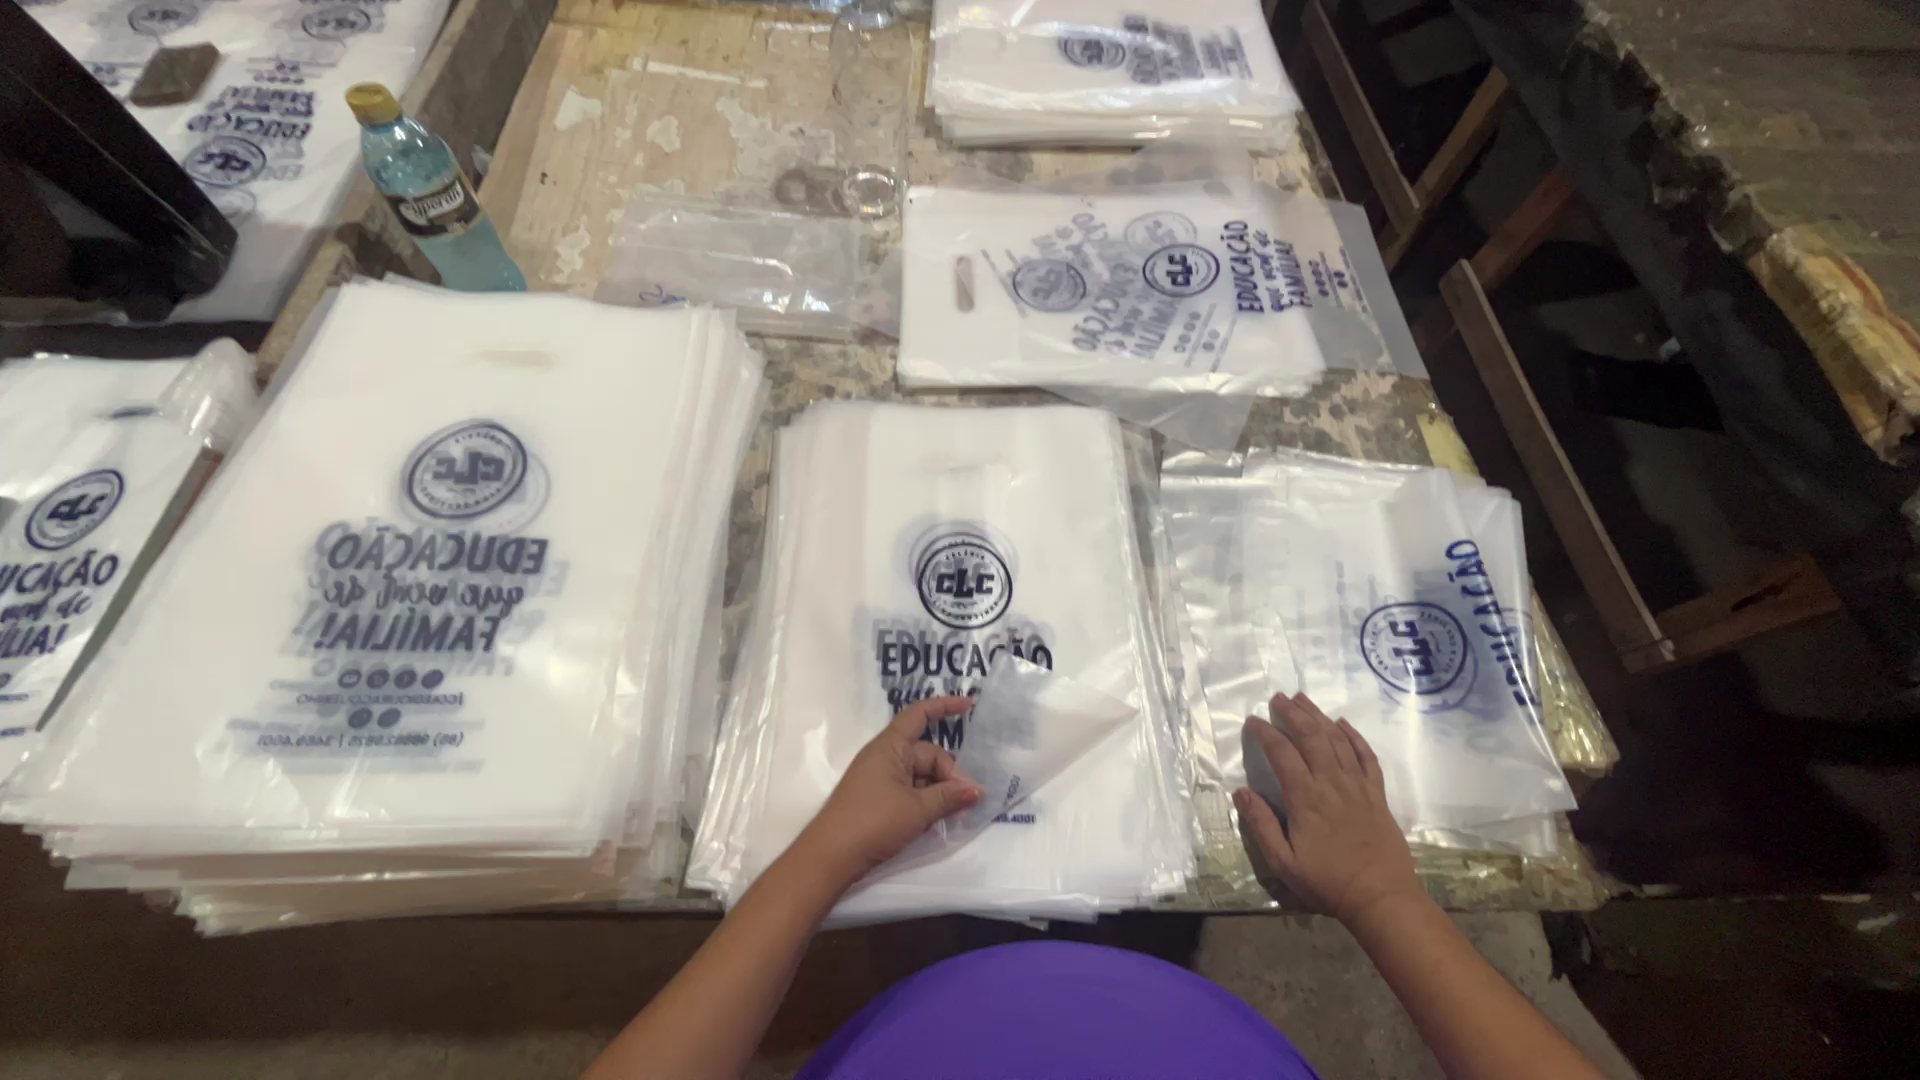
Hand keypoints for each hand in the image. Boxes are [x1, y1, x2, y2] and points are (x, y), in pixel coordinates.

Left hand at [791, 696, 982, 886]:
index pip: (919, 715)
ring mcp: (881, 779)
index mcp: (890, 746)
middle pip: (927, 753)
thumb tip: (977, 790)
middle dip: (950, 773)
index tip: (970, 705)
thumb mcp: (917, 809)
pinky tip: (939, 821)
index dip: (944, 706)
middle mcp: (885, 756)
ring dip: (940, 791)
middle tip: (968, 800)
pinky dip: (927, 802)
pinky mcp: (879, 800)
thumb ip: (949, 797)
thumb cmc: (872, 822)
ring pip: (922, 775)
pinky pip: (911, 791)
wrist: (830, 857)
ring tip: (956, 814)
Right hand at [1236, 692, 1423, 924]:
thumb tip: (1242, 792)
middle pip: (1311, 738)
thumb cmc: (1328, 882)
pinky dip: (1354, 737)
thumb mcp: (1284, 863)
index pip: (1282, 754)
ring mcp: (1357, 787)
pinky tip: (1343, 724)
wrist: (1382, 898)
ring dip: (1318, 717)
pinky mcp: (1376, 795)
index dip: (1266, 733)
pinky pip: (1366, 757)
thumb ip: (1261, 825)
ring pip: (1337, 741)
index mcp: (1306, 799)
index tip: (1253, 721)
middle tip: (1278, 698)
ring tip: (1303, 699)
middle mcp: (1332, 784)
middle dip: (1293, 714)